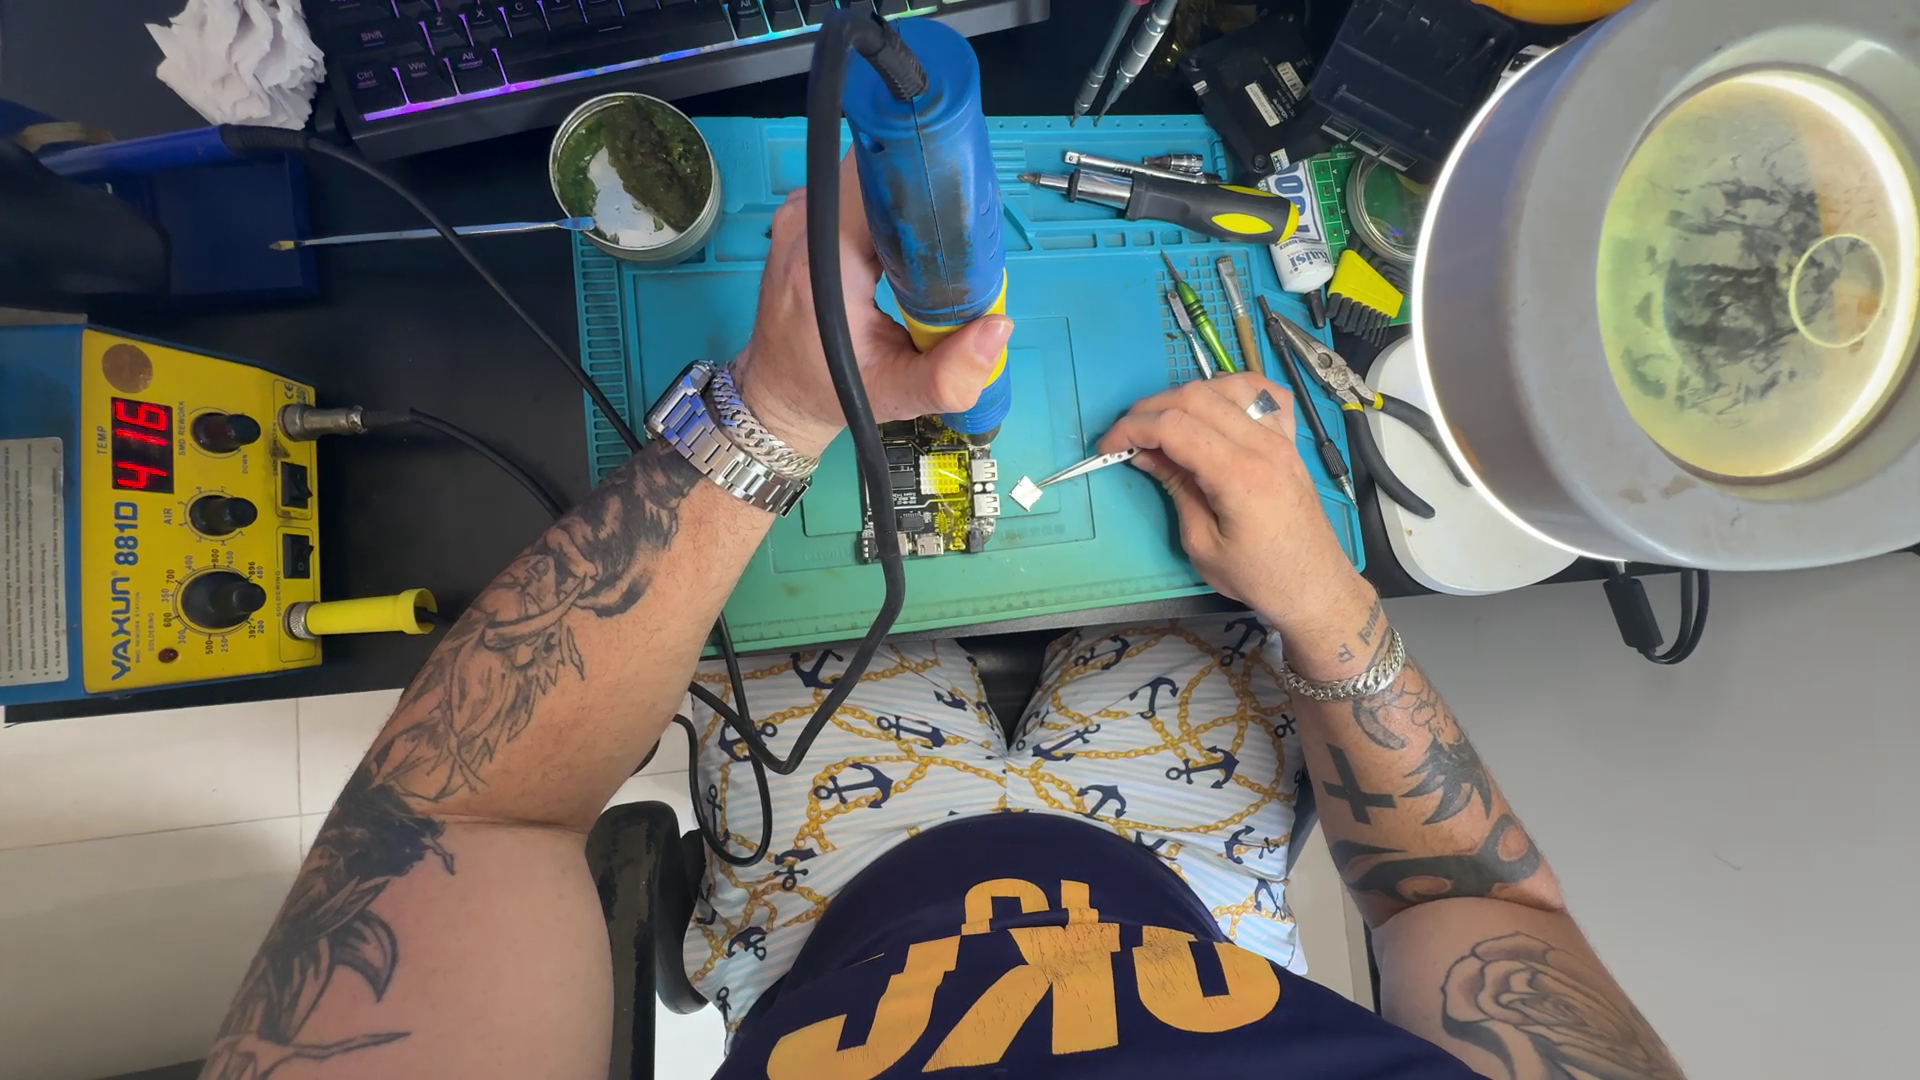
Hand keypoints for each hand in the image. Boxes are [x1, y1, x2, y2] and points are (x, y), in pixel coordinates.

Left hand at [730, 154, 1014, 457]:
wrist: (780, 392)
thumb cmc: (831, 392)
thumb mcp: (897, 395)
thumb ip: (949, 376)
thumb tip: (999, 328)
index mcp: (825, 262)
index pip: (878, 180)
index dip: (923, 180)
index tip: (960, 203)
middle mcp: (804, 226)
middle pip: (875, 172)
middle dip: (922, 194)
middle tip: (957, 235)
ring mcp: (800, 217)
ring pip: (865, 178)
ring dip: (905, 203)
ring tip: (935, 243)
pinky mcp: (803, 219)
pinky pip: (852, 194)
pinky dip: (884, 212)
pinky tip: (906, 247)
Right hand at [1098, 373, 1375, 651]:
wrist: (1314, 586)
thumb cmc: (1256, 576)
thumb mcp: (1201, 543)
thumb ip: (1176, 488)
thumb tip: (1145, 455)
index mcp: (1238, 475)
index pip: (1174, 426)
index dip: (1132, 429)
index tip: (1109, 447)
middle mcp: (1262, 445)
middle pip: (1196, 397)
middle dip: (1150, 409)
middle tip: (1127, 435)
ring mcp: (1280, 438)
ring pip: (1228, 385)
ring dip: (1187, 395)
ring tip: (1166, 421)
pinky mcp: (1290, 441)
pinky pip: (1265, 394)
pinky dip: (1234, 389)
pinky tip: (1216, 405)